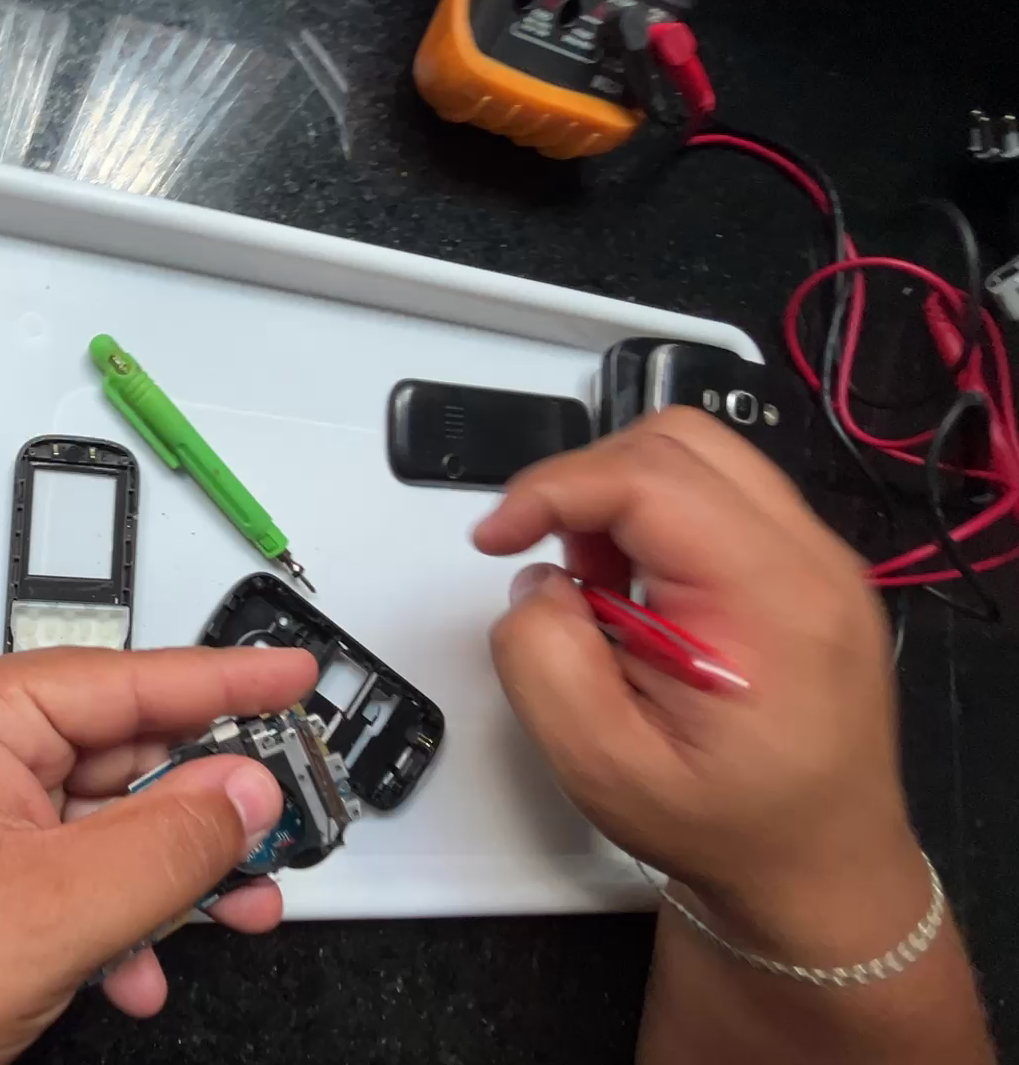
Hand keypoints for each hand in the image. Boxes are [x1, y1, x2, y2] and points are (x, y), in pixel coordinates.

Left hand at [0, 647, 316, 1064]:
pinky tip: (142, 958)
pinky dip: (125, 901)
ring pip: (117, 808)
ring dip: (175, 864)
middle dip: (207, 797)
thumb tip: (245, 791)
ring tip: (237, 902)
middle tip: (281, 819)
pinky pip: (84, 853)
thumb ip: (163, 846)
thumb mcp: (45, 912)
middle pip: (131, 744)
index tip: (291, 672)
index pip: (131, 676)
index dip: (225, 677)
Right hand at [474, 407, 924, 962]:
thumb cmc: (717, 821)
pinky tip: (620, 585)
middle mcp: (804, 561)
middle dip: (577, 481)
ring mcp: (803, 559)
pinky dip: (632, 517)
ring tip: (586, 577)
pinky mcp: (783, 567)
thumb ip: (540, 653)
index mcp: (769, 603)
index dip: (548, 489)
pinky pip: (697, 494)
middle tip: (538, 549)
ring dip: (605, 497)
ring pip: (685, 453)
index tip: (492, 537)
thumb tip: (539, 584)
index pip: (647, 479)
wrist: (810, 862)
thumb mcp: (594, 758)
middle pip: (675, 441)